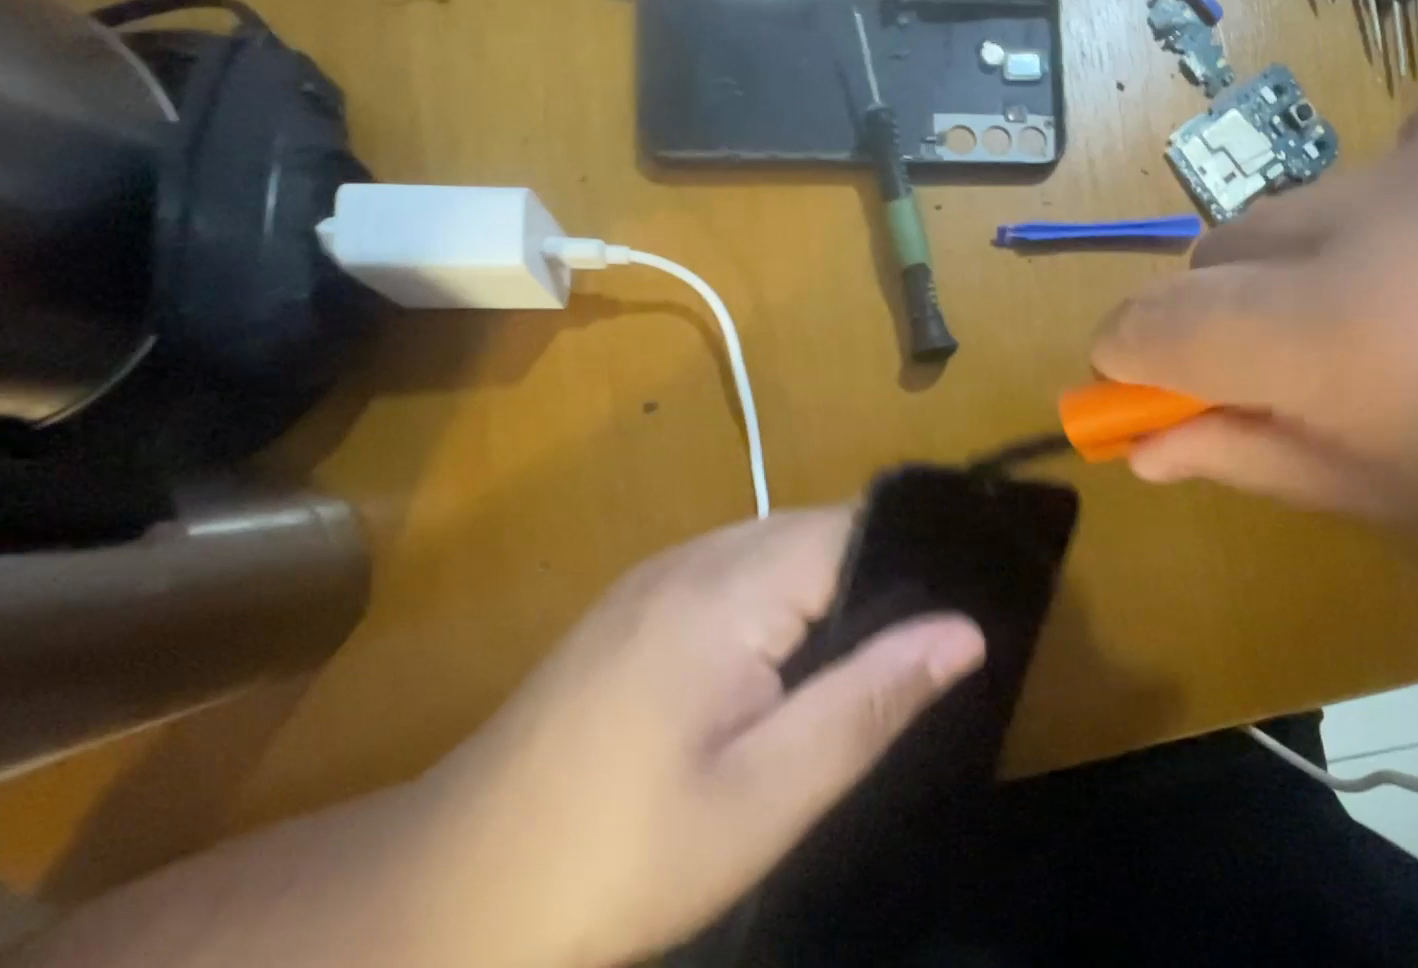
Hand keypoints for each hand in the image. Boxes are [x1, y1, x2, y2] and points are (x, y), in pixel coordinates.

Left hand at [427, 508, 985, 966]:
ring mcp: (652, 579)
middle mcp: (689, 559)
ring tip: (876, 663)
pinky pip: (735, 577)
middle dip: (878, 579)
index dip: (915, 563)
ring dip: (829, 593)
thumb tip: (964, 630)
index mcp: (725, 591)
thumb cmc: (623, 852)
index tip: (963, 617)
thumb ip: (870, 701)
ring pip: (776, 552)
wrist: (453, 889)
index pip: (851, 529)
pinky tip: (791, 668)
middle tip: (929, 656)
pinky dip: (781, 605)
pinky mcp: (634, 608)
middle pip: (815, 532)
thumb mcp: (767, 794)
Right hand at [1094, 7, 1417, 643]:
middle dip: (1247, 302)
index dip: (1133, 355)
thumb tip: (1147, 444)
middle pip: (1237, 236)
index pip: (1160, 324)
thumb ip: (1271, 462)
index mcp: (1352, 341)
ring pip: (1357, 176)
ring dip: (1371, 239)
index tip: (1141, 378)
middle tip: (1334, 355)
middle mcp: (1402, 203)